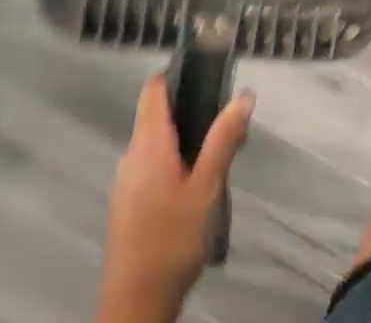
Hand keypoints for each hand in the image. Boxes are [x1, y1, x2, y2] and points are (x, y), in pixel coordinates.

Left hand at [97, 75, 253, 322]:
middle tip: (228, 122)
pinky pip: (152, 166)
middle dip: (192, 111)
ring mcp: (126, 181)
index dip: (176, 73)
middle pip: (158, 116)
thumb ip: (224, 139)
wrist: (136, 299)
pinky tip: (197, 187)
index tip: (207, 70)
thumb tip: (245, 94)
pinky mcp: (127, 203)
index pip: (153, 90)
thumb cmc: (172, 237)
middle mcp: (131, 156)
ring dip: (185, 141)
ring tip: (219, 157)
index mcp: (148, 144)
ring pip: (156, 144)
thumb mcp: (207, 187)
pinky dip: (174, 163)